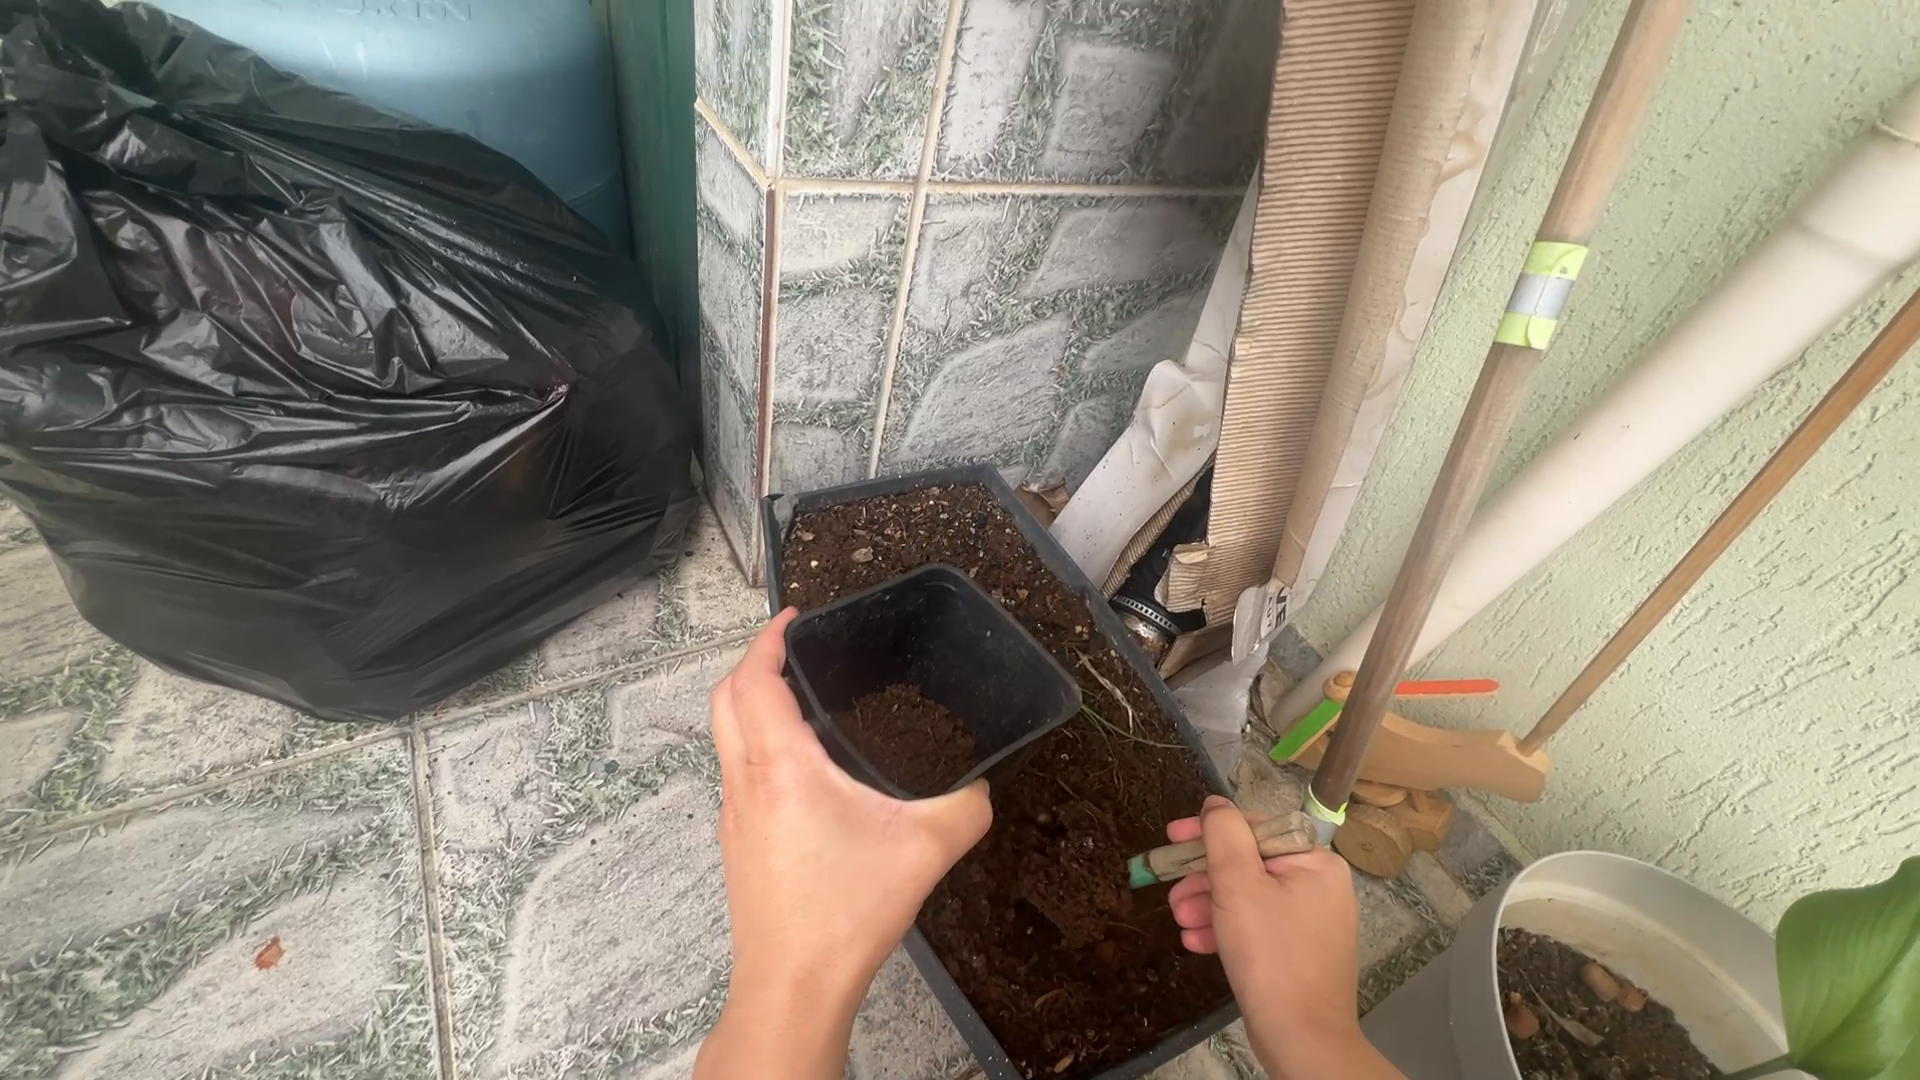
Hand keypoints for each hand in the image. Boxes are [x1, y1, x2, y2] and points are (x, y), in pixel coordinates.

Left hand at [696, 609, 992, 1079]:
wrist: (793, 987)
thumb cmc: (845, 914)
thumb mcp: (926, 850)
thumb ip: (967, 806)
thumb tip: (984, 786)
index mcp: (781, 767)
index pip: (753, 682)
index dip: (767, 641)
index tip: (792, 617)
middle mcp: (746, 782)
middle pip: (724, 699)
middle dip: (752, 661)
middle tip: (794, 646)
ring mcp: (735, 813)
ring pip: (725, 734)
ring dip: (750, 699)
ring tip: (799, 691)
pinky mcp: (738, 840)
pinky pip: (736, 766)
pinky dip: (755, 737)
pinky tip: (799, 757)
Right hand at [1164, 796, 1405, 1079]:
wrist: (1302, 1041)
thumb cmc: (1270, 953)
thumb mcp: (1237, 882)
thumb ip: (1223, 832)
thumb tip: (1216, 804)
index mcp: (1315, 861)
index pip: (1253, 827)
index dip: (1208, 831)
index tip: (1171, 836)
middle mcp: (1319, 885)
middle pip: (1247, 863)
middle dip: (1204, 878)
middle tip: (1172, 892)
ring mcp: (1311, 921)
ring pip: (1246, 896)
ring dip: (1207, 905)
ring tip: (1181, 922)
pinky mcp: (1299, 951)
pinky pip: (1256, 924)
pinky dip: (1225, 928)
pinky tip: (1198, 943)